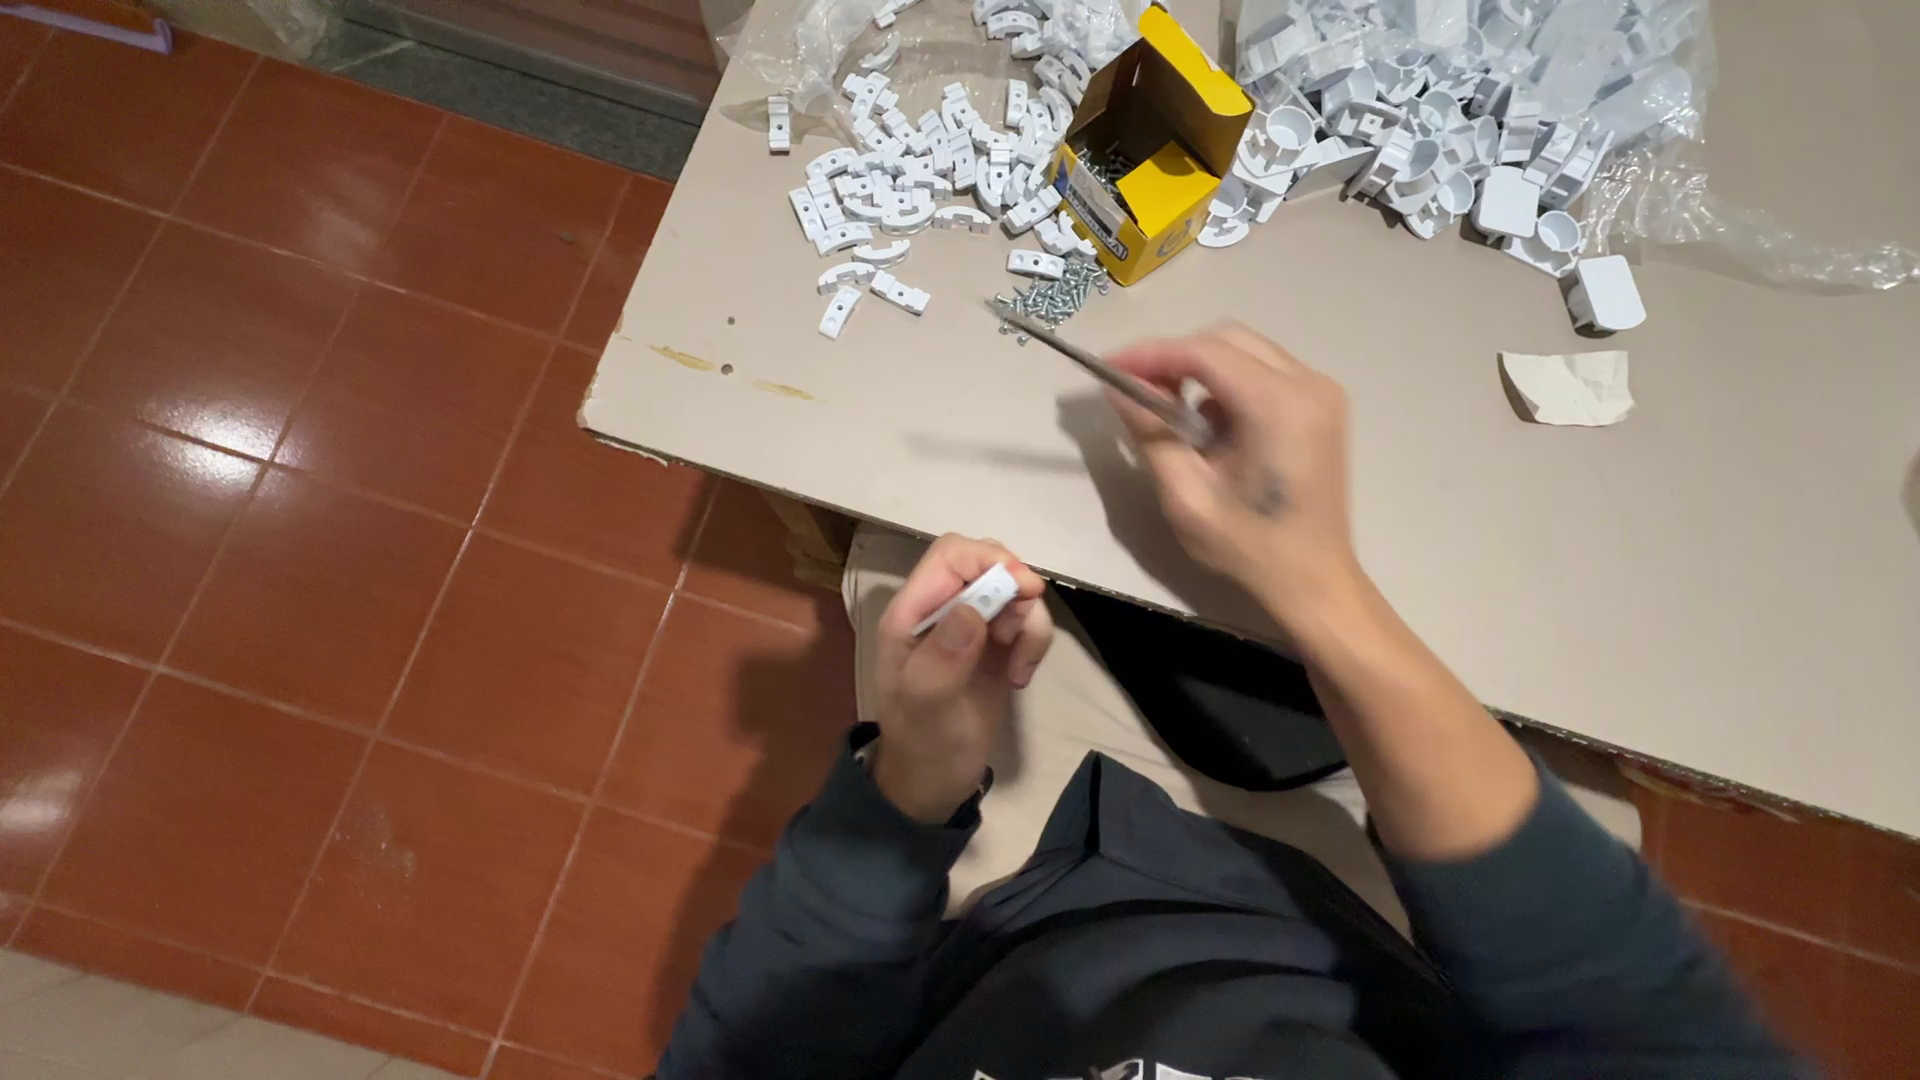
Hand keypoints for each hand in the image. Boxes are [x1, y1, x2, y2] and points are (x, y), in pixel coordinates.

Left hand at [869, 535, 1052, 822]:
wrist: (933, 783)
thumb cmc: (921, 743)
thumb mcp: (925, 705)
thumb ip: (943, 657)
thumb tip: (970, 610)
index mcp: (912, 614)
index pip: (950, 557)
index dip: (988, 559)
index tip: (1024, 587)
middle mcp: (941, 611)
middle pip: (986, 565)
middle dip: (1015, 589)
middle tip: (1024, 631)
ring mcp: (971, 627)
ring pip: (1013, 592)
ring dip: (1028, 624)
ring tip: (1020, 670)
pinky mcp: (996, 646)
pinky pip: (1024, 622)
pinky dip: (1034, 643)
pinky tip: (1021, 679)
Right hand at [1105, 324, 1360, 631]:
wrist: (1312, 580)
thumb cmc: (1248, 547)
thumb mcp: (1186, 496)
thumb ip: (1151, 433)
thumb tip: (1117, 388)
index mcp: (1278, 406)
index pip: (1205, 353)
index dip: (1151, 354)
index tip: (1109, 367)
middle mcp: (1308, 384)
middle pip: (1227, 341)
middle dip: (1174, 357)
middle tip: (1134, 389)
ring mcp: (1321, 392)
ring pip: (1245, 352)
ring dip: (1200, 371)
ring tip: (1168, 411)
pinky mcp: (1320, 406)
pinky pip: (1263, 373)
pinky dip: (1226, 386)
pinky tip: (1208, 428)